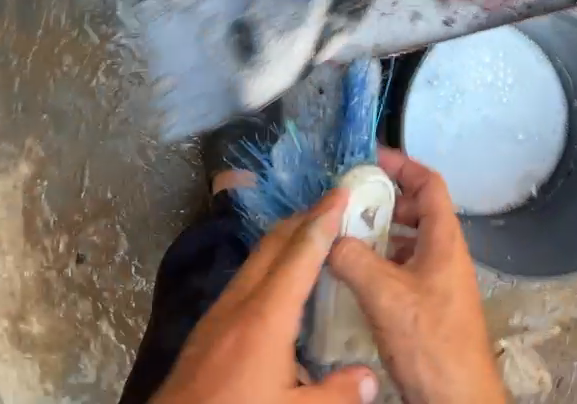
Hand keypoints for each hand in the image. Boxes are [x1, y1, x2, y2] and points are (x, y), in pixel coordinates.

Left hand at [152, 189, 378, 403]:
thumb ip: (336, 396)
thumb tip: (369, 377)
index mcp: (265, 316)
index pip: (300, 253)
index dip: (324, 220)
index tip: (341, 192)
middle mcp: (240, 301)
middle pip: (274, 244)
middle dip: (304, 220)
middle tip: (334, 208)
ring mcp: (218, 312)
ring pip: (256, 260)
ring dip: (285, 243)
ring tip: (312, 241)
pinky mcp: (207, 329)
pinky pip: (245, 280)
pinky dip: (269, 267)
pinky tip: (281, 288)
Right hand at [326, 149, 504, 403]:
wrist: (458, 400)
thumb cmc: (430, 341)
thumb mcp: (384, 294)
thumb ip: (352, 258)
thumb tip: (327, 239)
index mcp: (444, 240)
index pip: (429, 183)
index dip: (403, 164)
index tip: (371, 157)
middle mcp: (445, 254)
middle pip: (417, 209)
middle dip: (384, 199)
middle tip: (350, 199)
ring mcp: (439, 282)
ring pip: (408, 240)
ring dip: (379, 232)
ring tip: (345, 233)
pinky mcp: (429, 306)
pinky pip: (403, 268)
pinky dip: (380, 261)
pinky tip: (354, 274)